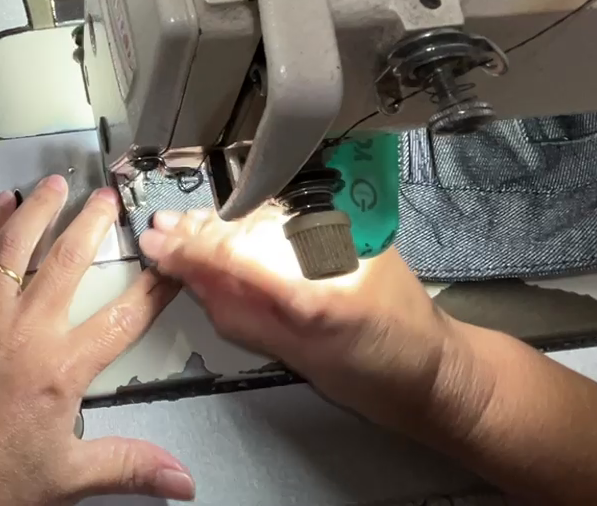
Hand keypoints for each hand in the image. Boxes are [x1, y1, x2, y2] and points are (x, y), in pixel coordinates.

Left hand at [0, 176, 191, 505]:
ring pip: (17, 243)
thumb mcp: (65, 477)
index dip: (153, 289)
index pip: (123, 319)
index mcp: (61, 369)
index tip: (168, 264)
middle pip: (69, 260)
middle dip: (92, 222)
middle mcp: (26, 328)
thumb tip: (183, 479)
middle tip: (107, 196)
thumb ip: (127, 465)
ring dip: (39, 207)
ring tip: (56, 183)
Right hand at [136, 208, 486, 440]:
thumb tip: (193, 282)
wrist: (440, 369)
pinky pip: (286, 215)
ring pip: (264, 213)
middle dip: (197, 227)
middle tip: (159, 228)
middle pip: (246, 227)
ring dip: (218, 218)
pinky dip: (250, 217)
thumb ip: (240, 317)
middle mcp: (331, 249)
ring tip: (181, 222)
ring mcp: (344, 231)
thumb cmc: (376, 382)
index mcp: (319, 293)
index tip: (156, 244)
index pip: (235, 256)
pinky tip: (225, 220)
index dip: (188, 248)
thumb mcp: (299, 362)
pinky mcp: (349, 225)